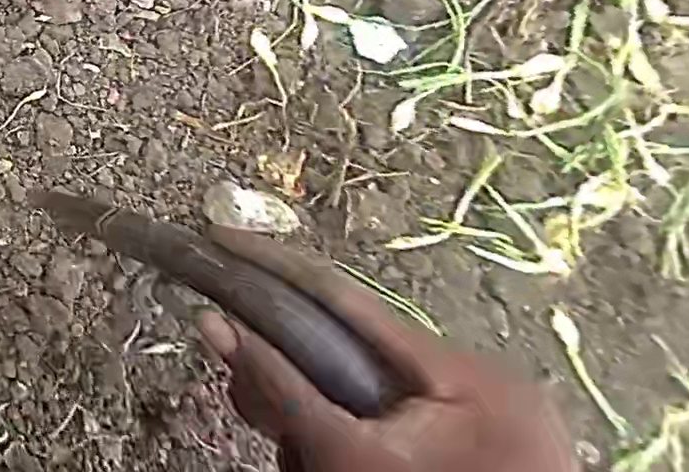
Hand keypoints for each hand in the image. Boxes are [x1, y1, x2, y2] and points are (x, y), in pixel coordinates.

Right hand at [195, 227, 576, 471]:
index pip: (342, 292)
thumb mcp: (343, 457)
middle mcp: (480, 381)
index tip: (218, 238)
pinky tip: (309, 446)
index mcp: (468, 374)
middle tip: (234, 360)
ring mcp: (477, 413)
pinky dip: (334, 415)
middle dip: (279, 352)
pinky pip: (377, 402)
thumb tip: (208, 319)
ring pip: (354, 371)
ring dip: (302, 393)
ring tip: (274, 427)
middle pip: (344, 336)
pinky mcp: (467, 440)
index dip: (269, 260)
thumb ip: (275, 384)